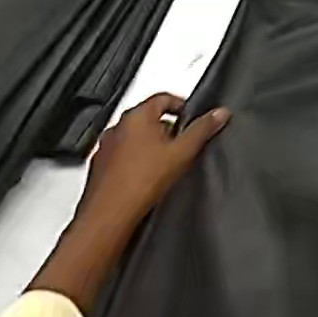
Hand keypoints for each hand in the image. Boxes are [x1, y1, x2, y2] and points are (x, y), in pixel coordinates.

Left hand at [74, 92, 229, 233]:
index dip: (180, 105)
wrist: (108, 218)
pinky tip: (142, 180)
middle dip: (165, 127)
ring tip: (162, 163)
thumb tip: (220, 114)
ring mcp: (105, 148)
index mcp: (137, 115)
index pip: (164, 98)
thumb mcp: (182, 152)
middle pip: (148, 118)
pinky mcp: (97, 169)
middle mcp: (117, 127)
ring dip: (147, 145)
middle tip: (180, 142)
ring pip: (132, 138)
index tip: (189, 115)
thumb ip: (203, 130)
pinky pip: (119, 158)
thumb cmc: (139, 183)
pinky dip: (132, 163)